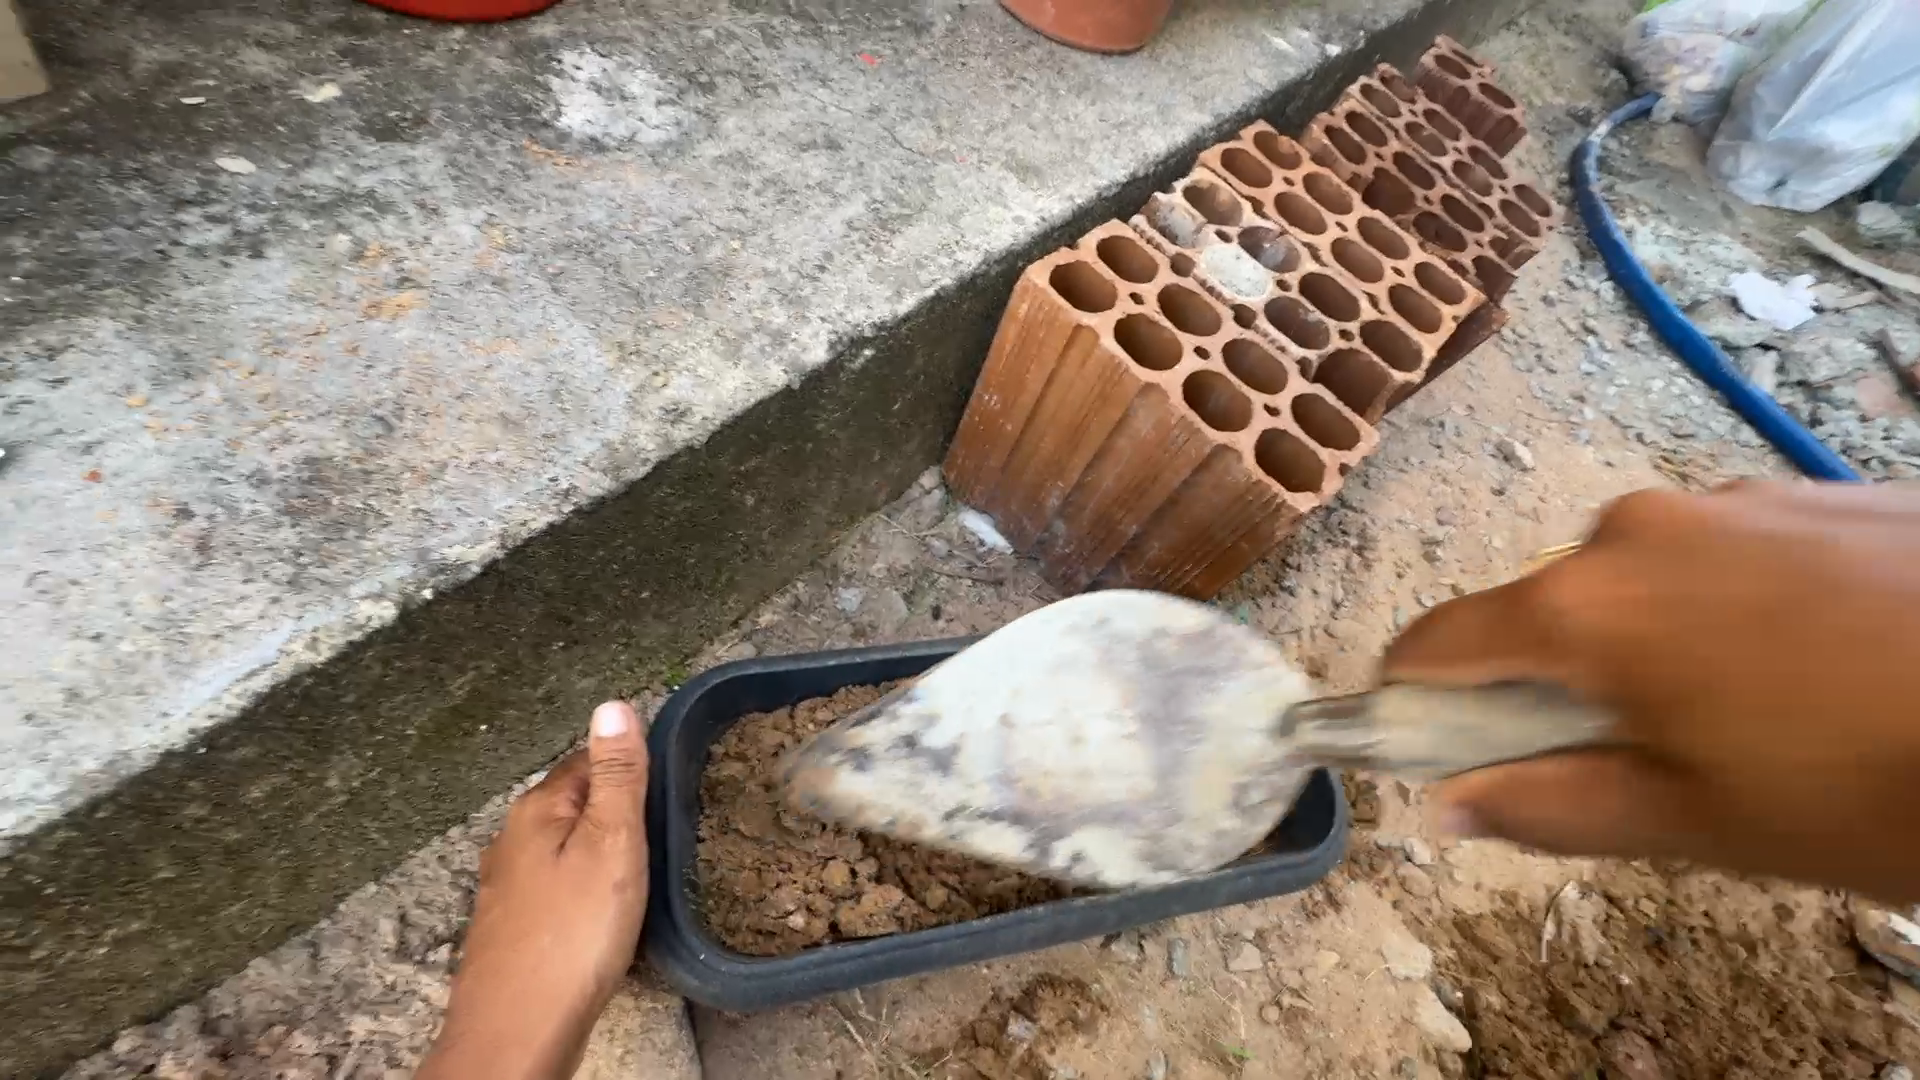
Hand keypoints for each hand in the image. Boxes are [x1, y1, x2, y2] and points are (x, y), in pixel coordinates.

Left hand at [418, 702, 650, 1079]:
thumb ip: (617, 774)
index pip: (590, 757)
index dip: (632, 764)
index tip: (671, 784)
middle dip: (620, 804)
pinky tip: (609, 904)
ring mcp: (509, 884)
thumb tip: (613, 704)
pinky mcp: (515, 924)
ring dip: (605, 844)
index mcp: (538, 808)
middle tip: (667, 825)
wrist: (516, 1038)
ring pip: (569, 842)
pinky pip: (562, 879)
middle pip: (578, 799)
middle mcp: (514, 837)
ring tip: (647, 862)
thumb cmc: (575, 932)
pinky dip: (589, 879)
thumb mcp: (612, 841)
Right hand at [1383, 480, 1919, 900]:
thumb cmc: (1880, 786)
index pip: (1434, 642)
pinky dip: (1712, 599)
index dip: (1411, 689)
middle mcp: (1621, 532)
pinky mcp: (1798, 489)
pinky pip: (1705, 550)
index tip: (1422, 728)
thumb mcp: (1700, 822)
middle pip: (1530, 611)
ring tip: (1740, 695)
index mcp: (1578, 608)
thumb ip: (1543, 806)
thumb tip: (1436, 808)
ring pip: (1619, 578)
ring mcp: (1715, 499)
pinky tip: (1811, 648)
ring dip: (1632, 634)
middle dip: (1544, 672)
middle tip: (1625, 738)